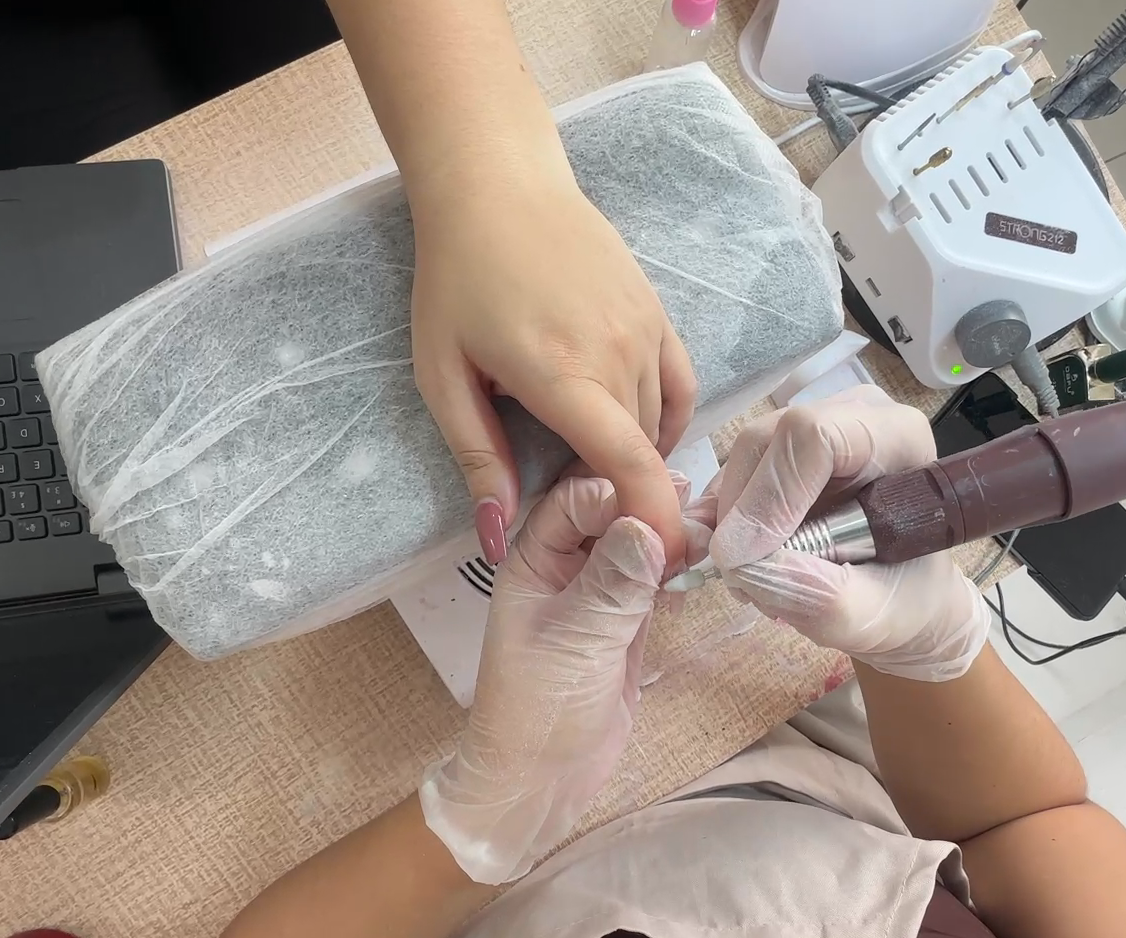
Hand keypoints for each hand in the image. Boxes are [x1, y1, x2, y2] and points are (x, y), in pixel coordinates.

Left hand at [409, 170, 695, 567]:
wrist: (498, 188)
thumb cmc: (457, 282)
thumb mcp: (443, 377)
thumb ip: (479, 458)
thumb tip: (499, 534)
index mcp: (563, 374)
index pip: (628, 463)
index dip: (649, 519)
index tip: (657, 561)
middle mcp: (620, 354)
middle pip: (641, 453)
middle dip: (622, 494)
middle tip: (582, 506)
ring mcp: (648, 330)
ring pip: (660, 423)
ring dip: (636, 457)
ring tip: (595, 463)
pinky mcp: (659, 313)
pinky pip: (681, 386)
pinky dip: (667, 422)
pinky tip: (639, 433)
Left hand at [420, 476, 665, 883]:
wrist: (542, 780)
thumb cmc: (541, 707)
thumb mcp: (576, 639)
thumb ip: (613, 582)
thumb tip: (650, 523)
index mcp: (533, 558)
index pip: (579, 500)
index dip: (621, 496)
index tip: (668, 510)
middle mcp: (564, 565)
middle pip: (610, 515)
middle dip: (650, 509)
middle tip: (700, 510)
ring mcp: (597, 592)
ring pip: (635, 546)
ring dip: (668, 538)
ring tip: (709, 529)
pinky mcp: (624, 621)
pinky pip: (650, 581)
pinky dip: (674, 570)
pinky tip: (702, 559)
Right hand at [708, 386, 989, 682]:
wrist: (896, 594)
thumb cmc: (900, 600)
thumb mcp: (871, 616)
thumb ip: (817, 595)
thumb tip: (742, 565)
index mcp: (897, 440)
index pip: (814, 437)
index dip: (770, 494)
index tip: (745, 559)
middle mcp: (850, 416)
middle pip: (764, 442)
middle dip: (739, 514)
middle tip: (741, 577)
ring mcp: (807, 427)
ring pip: (738, 460)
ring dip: (728, 524)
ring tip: (752, 576)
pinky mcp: (774, 450)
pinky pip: (726, 477)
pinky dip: (719, 522)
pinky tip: (743, 558)